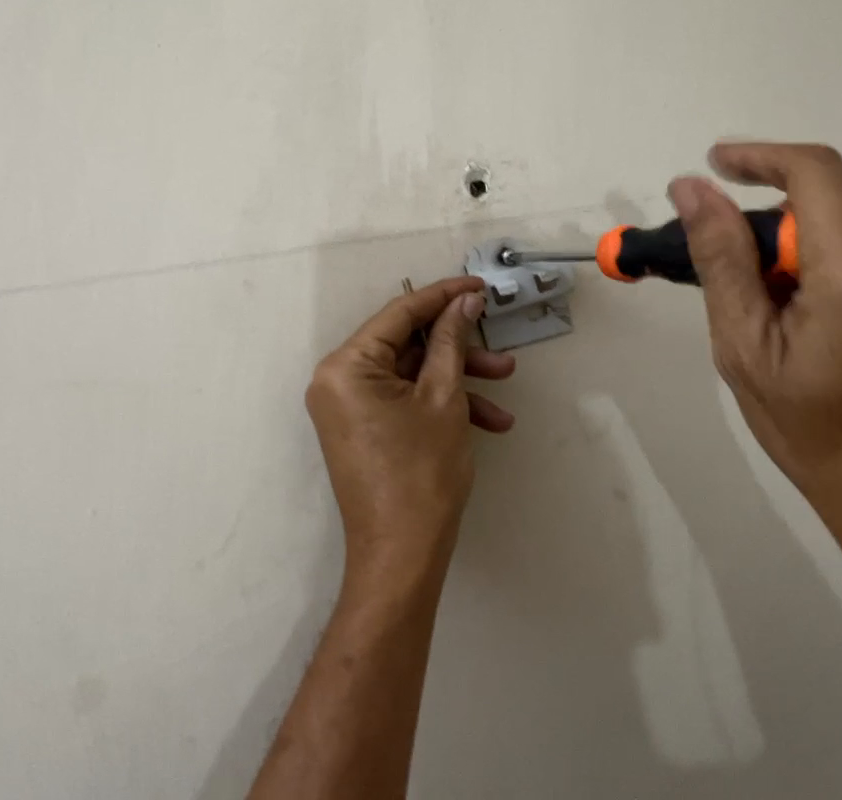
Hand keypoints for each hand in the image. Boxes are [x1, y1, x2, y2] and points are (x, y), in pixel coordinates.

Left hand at [305, 276, 517, 578]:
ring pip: (410, 375)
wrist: (401, 554)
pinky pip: (402, 401)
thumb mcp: (443, 398)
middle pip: (405, 345)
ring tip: (504, 389)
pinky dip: (440, 405)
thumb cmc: (421, 472)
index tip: (479, 287)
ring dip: (457, 380)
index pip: (399, 313)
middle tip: (500, 350)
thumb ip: (451, 342)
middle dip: (458, 349)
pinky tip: (488, 422)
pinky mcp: (361, 428)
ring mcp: (346, 406)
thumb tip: (464, 302)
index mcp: (346, 365)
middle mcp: (336, 380)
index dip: (444, 296)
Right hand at [669, 143, 841, 618]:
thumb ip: (722, 261)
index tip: (715, 166)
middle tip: (750, 298)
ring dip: (823, 265)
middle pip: (836, 213)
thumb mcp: (748, 354)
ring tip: (805, 337)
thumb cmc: (824, 441)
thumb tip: (694, 188)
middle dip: (783, 240)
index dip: (757, 157)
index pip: (812, 171)